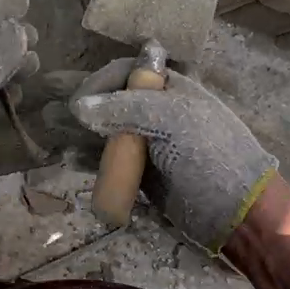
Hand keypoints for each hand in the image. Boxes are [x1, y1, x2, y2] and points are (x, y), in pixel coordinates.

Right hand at [70, 58, 277, 253]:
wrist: (240, 214)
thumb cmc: (210, 155)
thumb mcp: (173, 120)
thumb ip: (124, 108)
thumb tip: (78, 107)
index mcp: (171, 89)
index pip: (126, 73)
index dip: (99, 82)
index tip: (78, 99)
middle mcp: (158, 111)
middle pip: (111, 100)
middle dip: (80, 104)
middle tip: (49, 110)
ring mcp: (150, 144)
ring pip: (106, 132)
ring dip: (78, 132)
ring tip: (50, 132)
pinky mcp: (145, 174)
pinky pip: (111, 162)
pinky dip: (89, 160)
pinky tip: (70, 160)